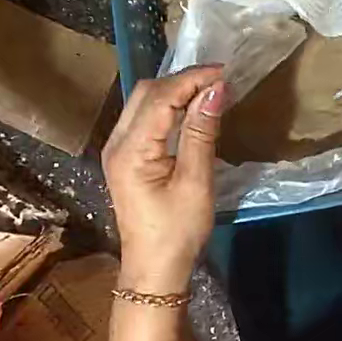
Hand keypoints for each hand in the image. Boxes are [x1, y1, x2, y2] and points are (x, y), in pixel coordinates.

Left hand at [101, 65, 227, 294]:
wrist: (154, 267)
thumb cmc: (178, 230)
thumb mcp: (196, 182)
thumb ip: (202, 132)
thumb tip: (216, 90)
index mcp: (131, 150)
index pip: (161, 97)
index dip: (192, 79)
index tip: (225, 72)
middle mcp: (117, 142)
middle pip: (146, 92)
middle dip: (182, 80)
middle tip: (219, 81)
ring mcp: (117, 149)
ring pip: (143, 102)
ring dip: (175, 91)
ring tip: (209, 90)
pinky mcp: (124, 156)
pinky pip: (143, 117)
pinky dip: (167, 106)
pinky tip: (189, 109)